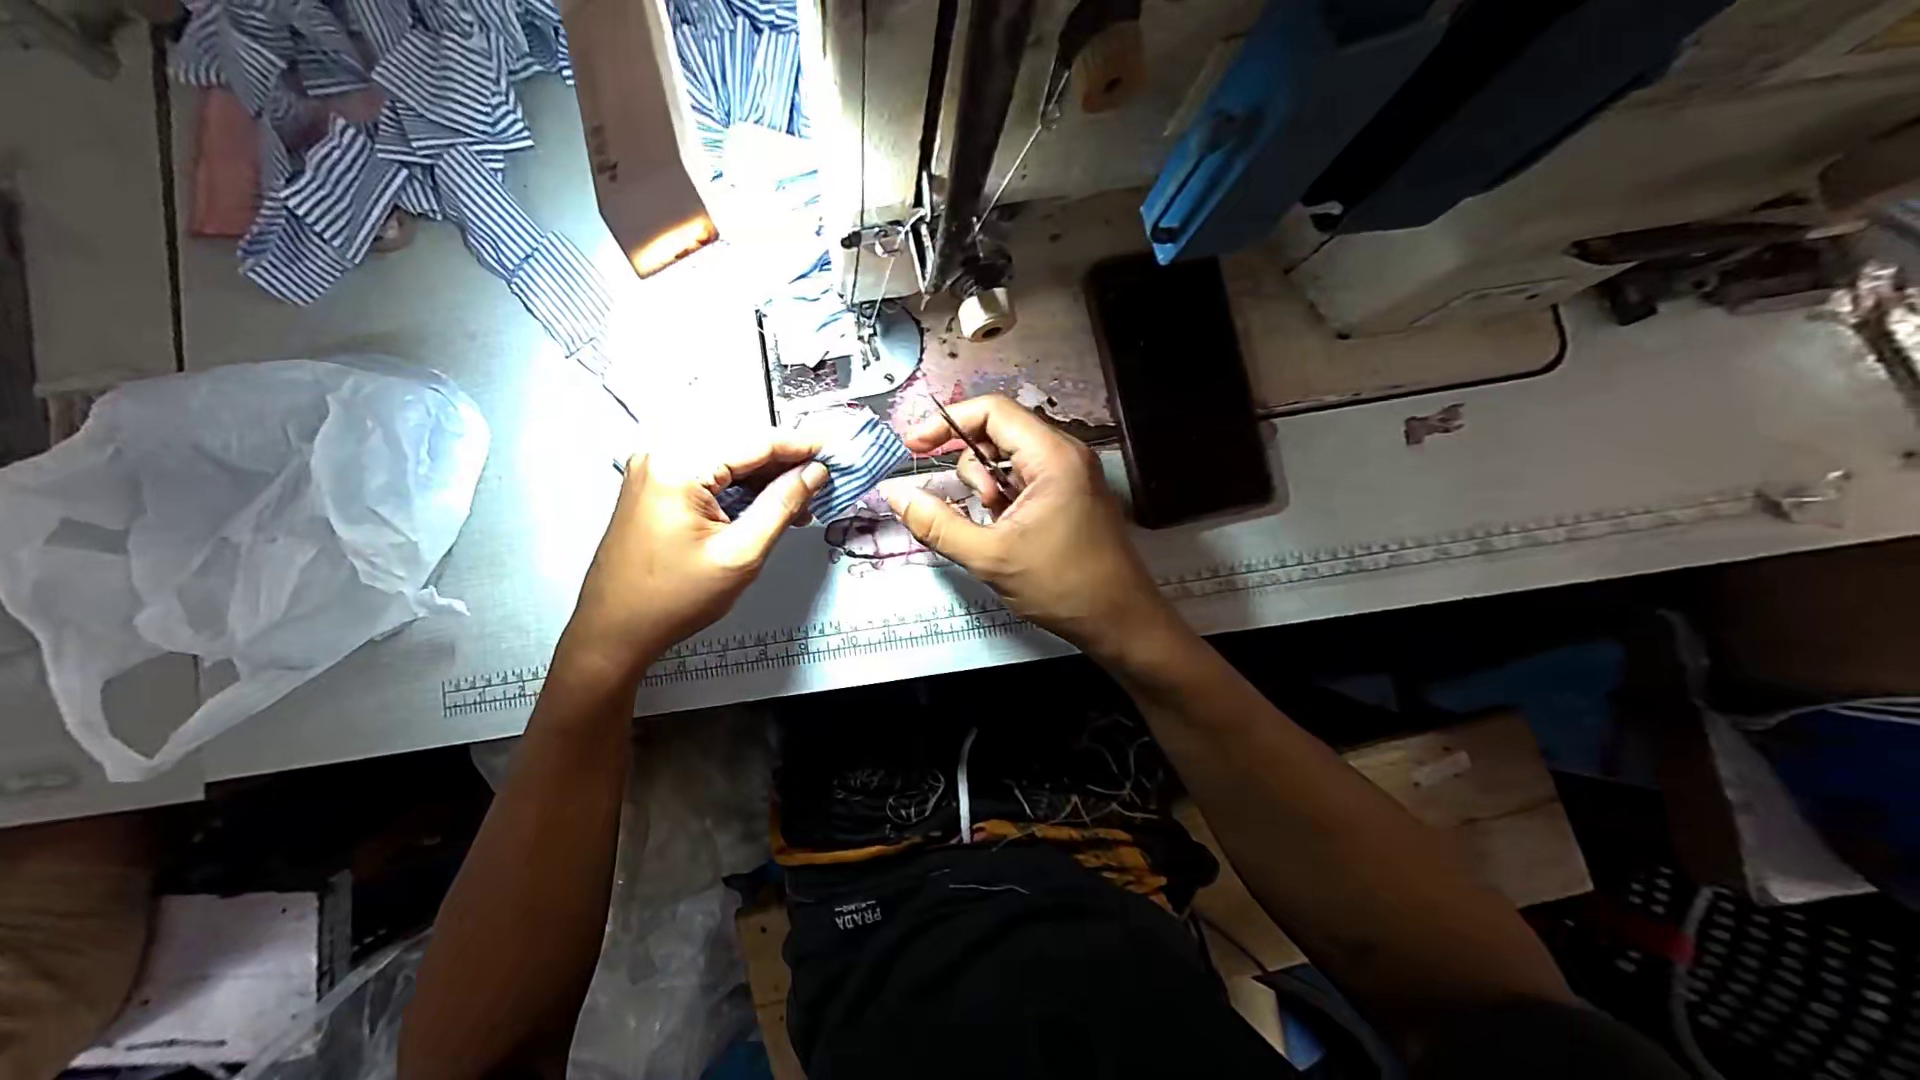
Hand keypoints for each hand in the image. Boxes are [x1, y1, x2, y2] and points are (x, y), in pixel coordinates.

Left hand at [557, 434, 828, 683]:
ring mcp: (654, 469)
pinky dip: (740, 486)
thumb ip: (782, 505)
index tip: (832, 448)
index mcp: (678, 466)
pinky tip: (765, 506)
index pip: (753, 441)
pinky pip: (708, 473)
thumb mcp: (741, 553)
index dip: (799, 445)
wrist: (615, 630)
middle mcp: (660, 455)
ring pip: (726, 459)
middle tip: (820, 484)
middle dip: (782, 464)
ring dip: (763, 478)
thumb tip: (814, 473)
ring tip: (798, 505)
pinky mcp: (655, 485)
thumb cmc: (673, 599)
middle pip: (739, 445)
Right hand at [879, 395, 1178, 659]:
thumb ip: (936, 523)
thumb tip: (897, 495)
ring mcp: (1071, 474)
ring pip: (1008, 458)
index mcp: (1053, 456)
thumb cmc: (1065, 587)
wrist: (1120, 621)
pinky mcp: (1070, 495)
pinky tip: (1006, 530)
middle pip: (998, 432)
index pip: (992, 411)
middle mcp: (1066, 455)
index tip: (915, 446)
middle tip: (970, 504)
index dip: (946, 422)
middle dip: (970, 465)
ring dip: (986, 485)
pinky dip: (1004, 497)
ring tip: (993, 524)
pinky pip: (1024, 479)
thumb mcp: (989, 556)